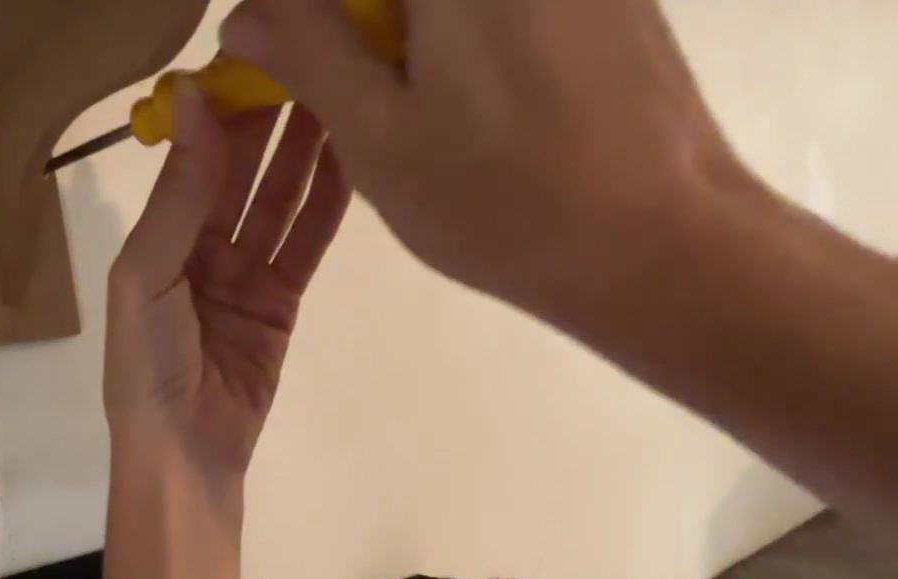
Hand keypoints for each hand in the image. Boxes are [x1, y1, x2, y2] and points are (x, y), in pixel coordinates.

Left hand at [104, 81, 349, 486]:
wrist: (183, 453)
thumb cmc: (148, 366)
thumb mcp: (146, 278)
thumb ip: (176, 196)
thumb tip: (193, 99)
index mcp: (159, 241)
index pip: (196, 161)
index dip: (224, 110)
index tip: (260, 54)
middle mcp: (201, 252)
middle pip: (241, 175)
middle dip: (272, 120)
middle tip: (312, 62)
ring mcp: (244, 278)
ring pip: (280, 203)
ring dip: (306, 152)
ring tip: (341, 91)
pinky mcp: (281, 306)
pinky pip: (306, 246)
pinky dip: (326, 206)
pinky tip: (352, 159)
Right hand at [221, 0, 755, 316]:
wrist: (652, 237)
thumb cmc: (496, 199)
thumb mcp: (378, 136)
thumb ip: (308, 55)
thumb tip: (245, 14)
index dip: (302, 12)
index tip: (278, 49)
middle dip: (351, 21)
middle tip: (331, 76)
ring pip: (435, 1)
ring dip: (398, 30)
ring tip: (398, 96)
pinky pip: (493, 6)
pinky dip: (452, 33)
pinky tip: (467, 95)